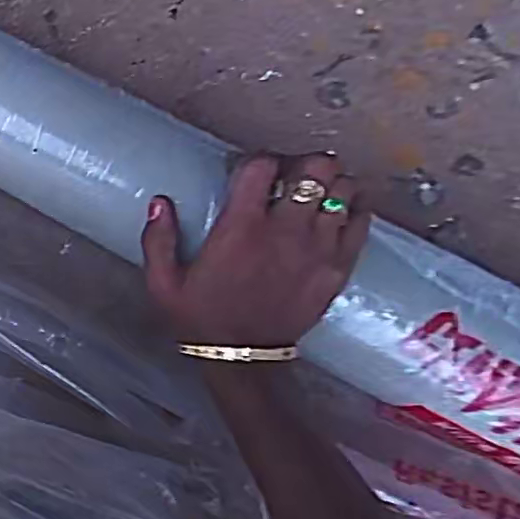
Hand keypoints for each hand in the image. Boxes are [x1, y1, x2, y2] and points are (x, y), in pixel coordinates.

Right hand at [141, 153, 370, 348]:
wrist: (241, 358)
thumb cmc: (199, 317)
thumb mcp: (163, 284)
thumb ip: (158, 240)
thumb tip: (159, 202)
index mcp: (239, 229)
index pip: (262, 167)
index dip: (258, 161)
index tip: (251, 173)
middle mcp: (284, 231)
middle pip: (315, 168)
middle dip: (302, 165)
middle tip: (290, 178)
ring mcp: (317, 248)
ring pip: (343, 188)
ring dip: (329, 184)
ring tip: (314, 195)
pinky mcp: (337, 266)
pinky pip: (360, 219)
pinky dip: (352, 208)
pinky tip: (336, 213)